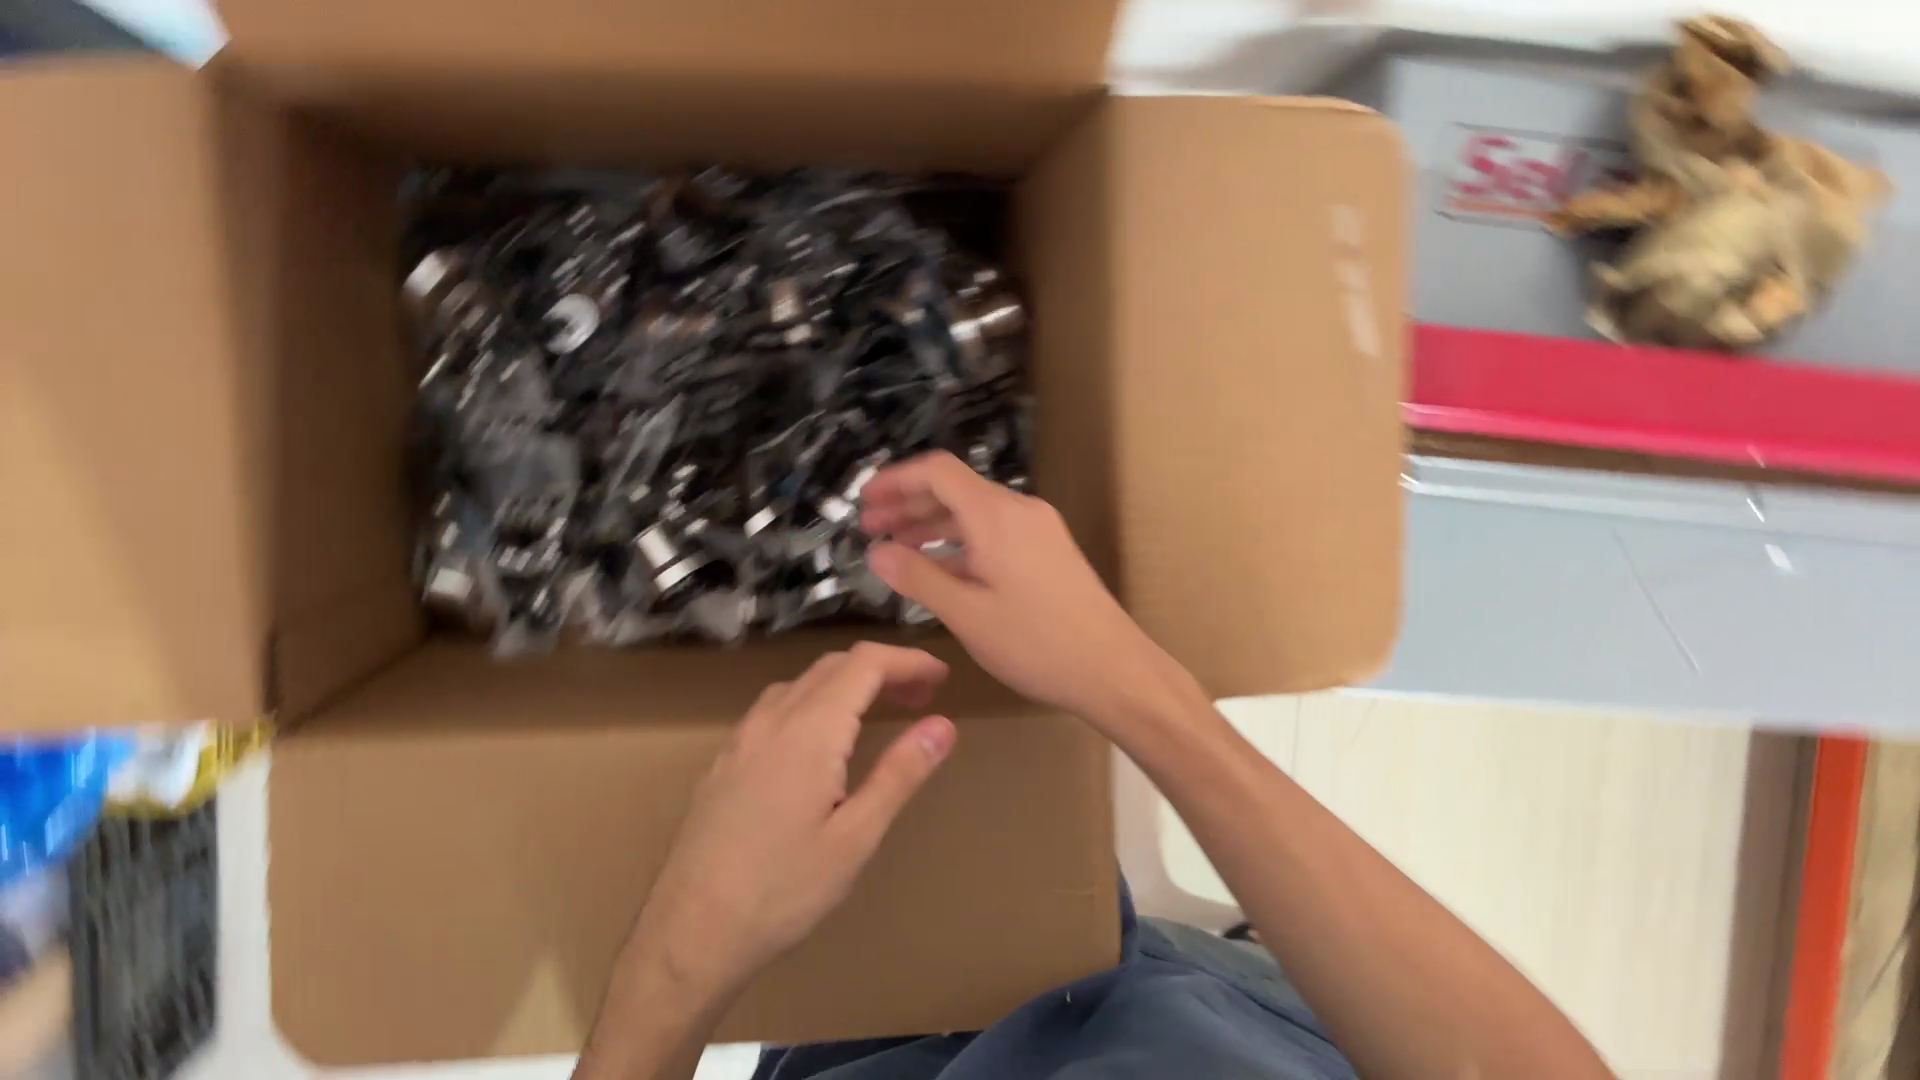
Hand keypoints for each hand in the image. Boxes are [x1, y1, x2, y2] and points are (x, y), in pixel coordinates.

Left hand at [630, 643, 957, 1000]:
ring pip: (802, 683)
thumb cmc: (783, 890)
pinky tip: (822, 742)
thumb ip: (900, 773)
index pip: (865, 663)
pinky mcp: (724, 761)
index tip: (942, 677)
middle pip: (834, 665)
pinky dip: (814, 702)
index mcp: (809, 730)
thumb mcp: (856, 837)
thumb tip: (943, 725)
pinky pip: (776, 708)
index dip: (908, 661)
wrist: (690, 933)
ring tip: (880, 713)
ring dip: (847, 684)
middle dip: (883, 670)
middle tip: (922, 698)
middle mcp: (771, 719)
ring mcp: (741, 738)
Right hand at [861, 451, 1178, 727]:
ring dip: (933, 526)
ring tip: (896, 549)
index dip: (896, 480)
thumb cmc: (1037, 644)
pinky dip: (961, 545)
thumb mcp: (967, 615)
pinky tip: (940, 571)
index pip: (937, 472)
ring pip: (975, 514)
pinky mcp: (1049, 552)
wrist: (1115, 670)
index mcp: (997, 516)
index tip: (864, 500)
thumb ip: (918, 578)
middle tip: (870, 526)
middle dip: (909, 504)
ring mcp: (1039, 530)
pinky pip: (994, 534)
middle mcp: (1020, 511)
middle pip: (955, 489)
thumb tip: (877, 551)